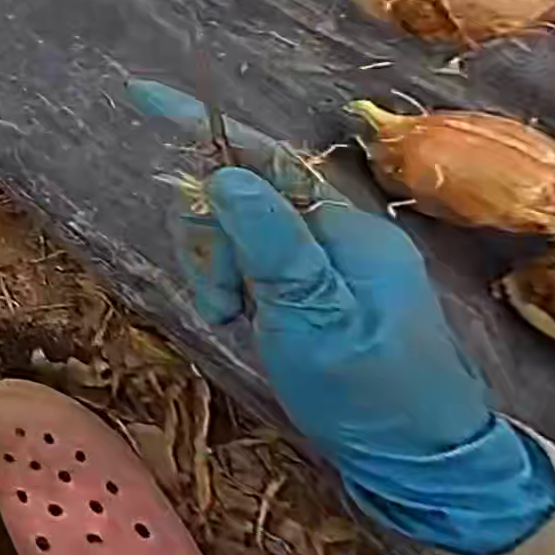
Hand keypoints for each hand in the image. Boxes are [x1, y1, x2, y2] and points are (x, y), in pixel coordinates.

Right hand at [127, 80, 554, 554]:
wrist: (413, 459)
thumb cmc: (369, 387)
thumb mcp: (314, 315)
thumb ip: (272, 241)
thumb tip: (224, 173)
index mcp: (340, 227)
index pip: (260, 156)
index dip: (199, 123)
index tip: (142, 94)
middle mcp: (321, 228)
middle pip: (226, 194)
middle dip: (206, 239)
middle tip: (218, 292)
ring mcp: (303, 252)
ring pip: (217, 224)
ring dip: (206, 265)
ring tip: (227, 310)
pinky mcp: (285, 275)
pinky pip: (224, 252)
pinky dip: (213, 278)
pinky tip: (229, 312)